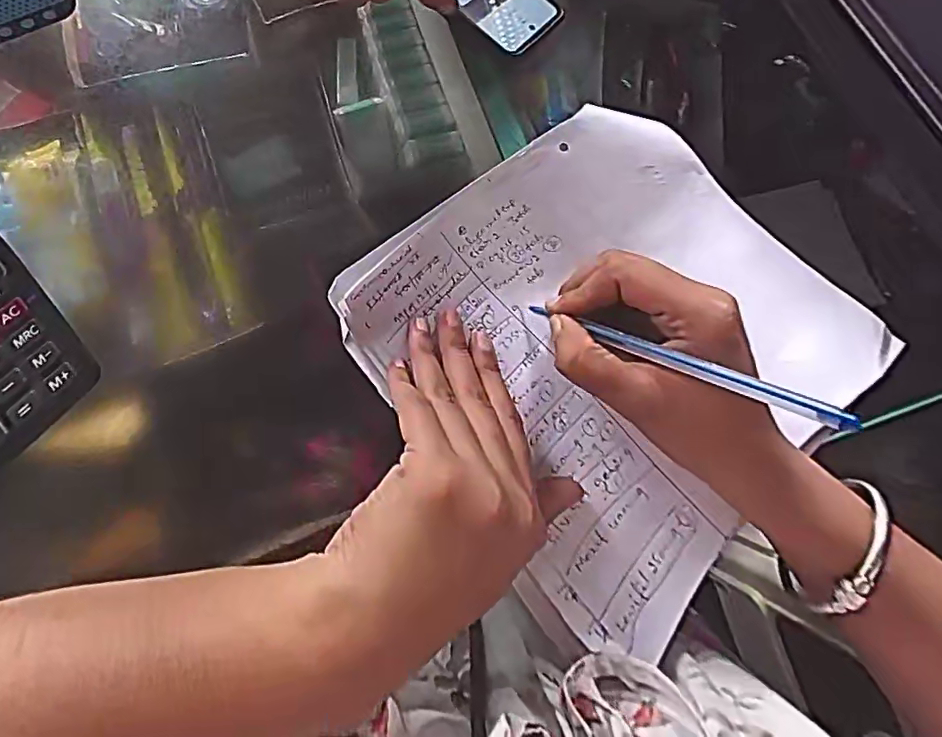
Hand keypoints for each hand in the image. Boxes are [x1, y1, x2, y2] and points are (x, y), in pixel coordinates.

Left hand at [324, 309, 580, 650]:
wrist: (373, 619)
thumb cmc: (418, 591)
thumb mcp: (496, 559)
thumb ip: (536, 514)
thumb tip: (567, 488)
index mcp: (525, 515)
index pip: (511, 430)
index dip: (497, 383)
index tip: (488, 350)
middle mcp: (505, 496)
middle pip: (484, 407)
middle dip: (465, 356)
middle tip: (456, 321)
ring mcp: (472, 482)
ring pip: (451, 402)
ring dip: (433, 359)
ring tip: (424, 329)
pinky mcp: (433, 471)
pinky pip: (419, 410)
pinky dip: (406, 383)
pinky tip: (401, 365)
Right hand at [545, 251, 794, 512]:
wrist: (746, 463)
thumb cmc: (709, 438)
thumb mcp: (636, 400)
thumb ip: (587, 360)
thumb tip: (558, 326)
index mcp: (700, 311)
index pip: (622, 273)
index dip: (580, 291)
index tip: (558, 318)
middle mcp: (703, 298)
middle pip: (622, 270)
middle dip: (584, 294)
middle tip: (564, 326)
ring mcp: (697, 306)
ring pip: (625, 282)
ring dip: (595, 306)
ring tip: (583, 340)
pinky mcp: (687, 317)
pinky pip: (635, 300)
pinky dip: (609, 316)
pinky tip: (604, 345)